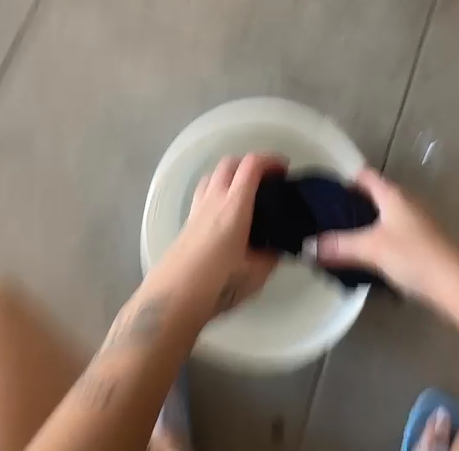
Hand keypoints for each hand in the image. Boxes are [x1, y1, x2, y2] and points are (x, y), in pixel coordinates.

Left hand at [152, 154, 281, 315]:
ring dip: (231, 174)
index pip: (251, 165)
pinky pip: (204, 192)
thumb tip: (277, 248)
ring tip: (246, 192)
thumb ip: (271, 256)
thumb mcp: (256, 274)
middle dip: (250, 163)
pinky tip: (226, 212)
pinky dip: (218, 190)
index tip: (285, 169)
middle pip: (230, 162)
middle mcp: (214, 199)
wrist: (173, 298)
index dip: (270, 160)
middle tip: (267, 179)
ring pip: (213, 175)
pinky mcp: (187, 222)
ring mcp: (197, 209)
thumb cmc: (218, 283)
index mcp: (234, 205)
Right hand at [310, 168, 458, 312]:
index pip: (364, 175)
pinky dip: (375, 241)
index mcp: (393, 194)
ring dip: (362, 226)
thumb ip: (338, 246)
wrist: (456, 287)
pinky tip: (363, 258)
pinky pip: (390, 234)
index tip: (322, 197)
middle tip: (323, 222)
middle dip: (349, 207)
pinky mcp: (419, 243)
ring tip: (337, 241)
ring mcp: (414, 223)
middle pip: (372, 196)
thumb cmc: (414, 257)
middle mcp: (404, 202)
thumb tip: (306, 246)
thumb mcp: (371, 249)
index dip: (343, 181)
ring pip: (381, 217)